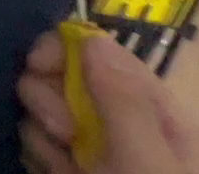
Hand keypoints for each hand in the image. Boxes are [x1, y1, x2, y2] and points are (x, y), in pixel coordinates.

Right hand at [18, 32, 198, 173]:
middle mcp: (127, 127)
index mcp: (162, 120)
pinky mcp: (70, 167)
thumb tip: (90, 36)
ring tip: (61, 169)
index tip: (37, 64)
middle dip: (46, 100)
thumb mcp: (146, 164)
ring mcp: (98, 150)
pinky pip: (36, 140)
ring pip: (41, 109)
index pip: (103, 54)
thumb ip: (122, 100)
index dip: (62, 49)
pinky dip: (38, 156)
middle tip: (60, 134)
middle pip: (62, 78)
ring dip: (40, 134)